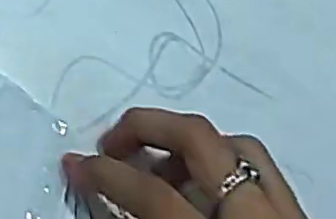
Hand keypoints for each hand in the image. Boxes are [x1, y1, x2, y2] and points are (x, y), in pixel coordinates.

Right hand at [62, 108, 306, 218]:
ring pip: (236, 146)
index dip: (104, 176)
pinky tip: (203, 190)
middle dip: (144, 128)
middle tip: (111, 146)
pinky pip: (261, 172)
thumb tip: (109, 208)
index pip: (152, 196)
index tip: (74, 166)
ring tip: (159, 168)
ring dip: (186, 145)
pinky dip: (225, 165)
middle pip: (197, 139)